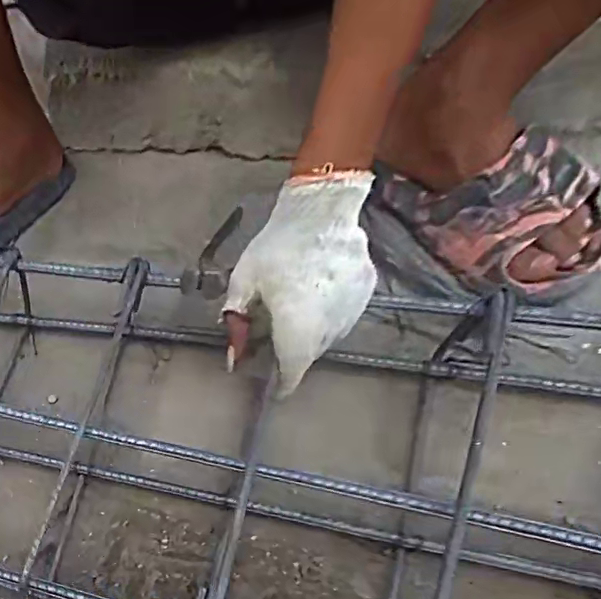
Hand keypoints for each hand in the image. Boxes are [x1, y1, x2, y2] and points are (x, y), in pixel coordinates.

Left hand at [222, 170, 376, 397]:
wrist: (322, 207)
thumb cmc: (275, 248)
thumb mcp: (244, 286)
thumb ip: (238, 324)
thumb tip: (234, 359)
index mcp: (298, 331)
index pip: (292, 373)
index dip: (282, 384)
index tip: (274, 390)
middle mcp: (329, 327)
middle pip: (308, 354)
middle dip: (291, 353)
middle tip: (272, 339)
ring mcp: (352, 309)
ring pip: (327, 336)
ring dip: (309, 333)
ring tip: (293, 311)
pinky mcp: (366, 291)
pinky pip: (342, 315)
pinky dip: (326, 313)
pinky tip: (313, 293)